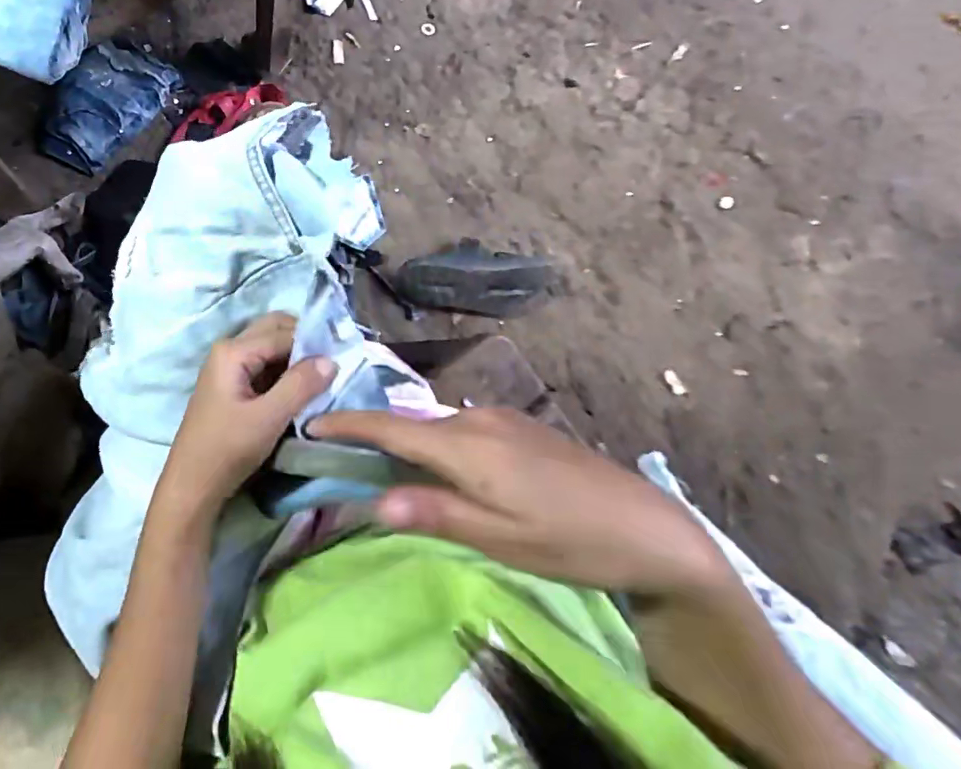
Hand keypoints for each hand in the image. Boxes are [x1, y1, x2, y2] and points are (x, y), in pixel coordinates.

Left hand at [158, 313, 335, 509]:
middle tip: (333, 358)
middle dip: (304, 340)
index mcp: (233, 351)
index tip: (343, 355)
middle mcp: (229, 349)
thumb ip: (300, 386)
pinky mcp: (233, 384)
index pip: (283, 333)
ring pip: (270, 347)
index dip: (313, 343)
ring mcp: (229, 366)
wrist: (193, 484)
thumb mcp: (268, 418)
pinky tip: (304, 386)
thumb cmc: (228, 449)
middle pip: (274, 330)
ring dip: (295, 356)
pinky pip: (264, 364)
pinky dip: (285, 370)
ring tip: (324, 373)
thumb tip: (331, 360)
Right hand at [309, 405, 732, 599]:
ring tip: (381, 469)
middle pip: (409, 424)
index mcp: (467, 446)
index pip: (390, 427)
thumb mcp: (501, 540)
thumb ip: (435, 513)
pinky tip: (440, 470)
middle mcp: (477, 420)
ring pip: (435, 427)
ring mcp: (500, 419)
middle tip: (338, 460)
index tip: (309, 422)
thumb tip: (373, 500)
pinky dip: (434, 444)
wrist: (651, 526)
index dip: (347, 424)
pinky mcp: (518, 426)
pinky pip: (459, 429)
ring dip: (404, 443)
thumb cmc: (572, 541)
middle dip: (370, 436)